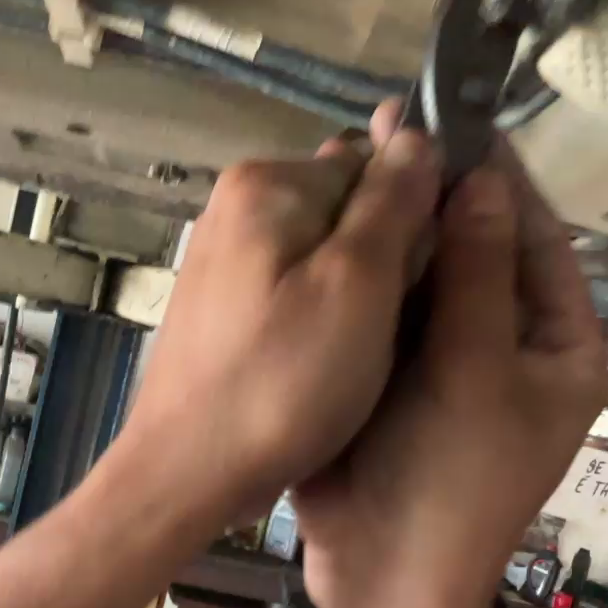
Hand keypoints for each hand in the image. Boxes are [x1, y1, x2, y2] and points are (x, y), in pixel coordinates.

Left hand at [115, 109, 442, 529]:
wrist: (189, 471)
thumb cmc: (281, 381)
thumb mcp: (358, 285)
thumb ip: (392, 204)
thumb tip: (418, 137)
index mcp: (264, 184)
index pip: (373, 168)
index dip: (411, 222)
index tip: (417, 284)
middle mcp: (234, 209)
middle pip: (347, 212)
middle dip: (381, 262)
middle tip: (383, 330)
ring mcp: (222, 261)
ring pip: (324, 260)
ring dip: (354, 300)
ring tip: (354, 357)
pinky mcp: (221, 309)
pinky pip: (292, 295)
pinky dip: (317, 322)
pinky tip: (321, 367)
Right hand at [295, 103, 607, 607]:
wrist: (381, 570)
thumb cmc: (452, 478)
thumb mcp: (475, 374)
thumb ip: (476, 276)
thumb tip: (478, 181)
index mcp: (557, 341)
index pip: (537, 240)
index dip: (499, 181)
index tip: (459, 120)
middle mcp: (503, 339)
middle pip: (477, 251)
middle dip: (436, 199)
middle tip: (390, 128)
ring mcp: (441, 356)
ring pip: (423, 276)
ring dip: (395, 230)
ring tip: (354, 162)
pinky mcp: (387, 371)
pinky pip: (381, 309)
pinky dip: (363, 274)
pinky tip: (331, 230)